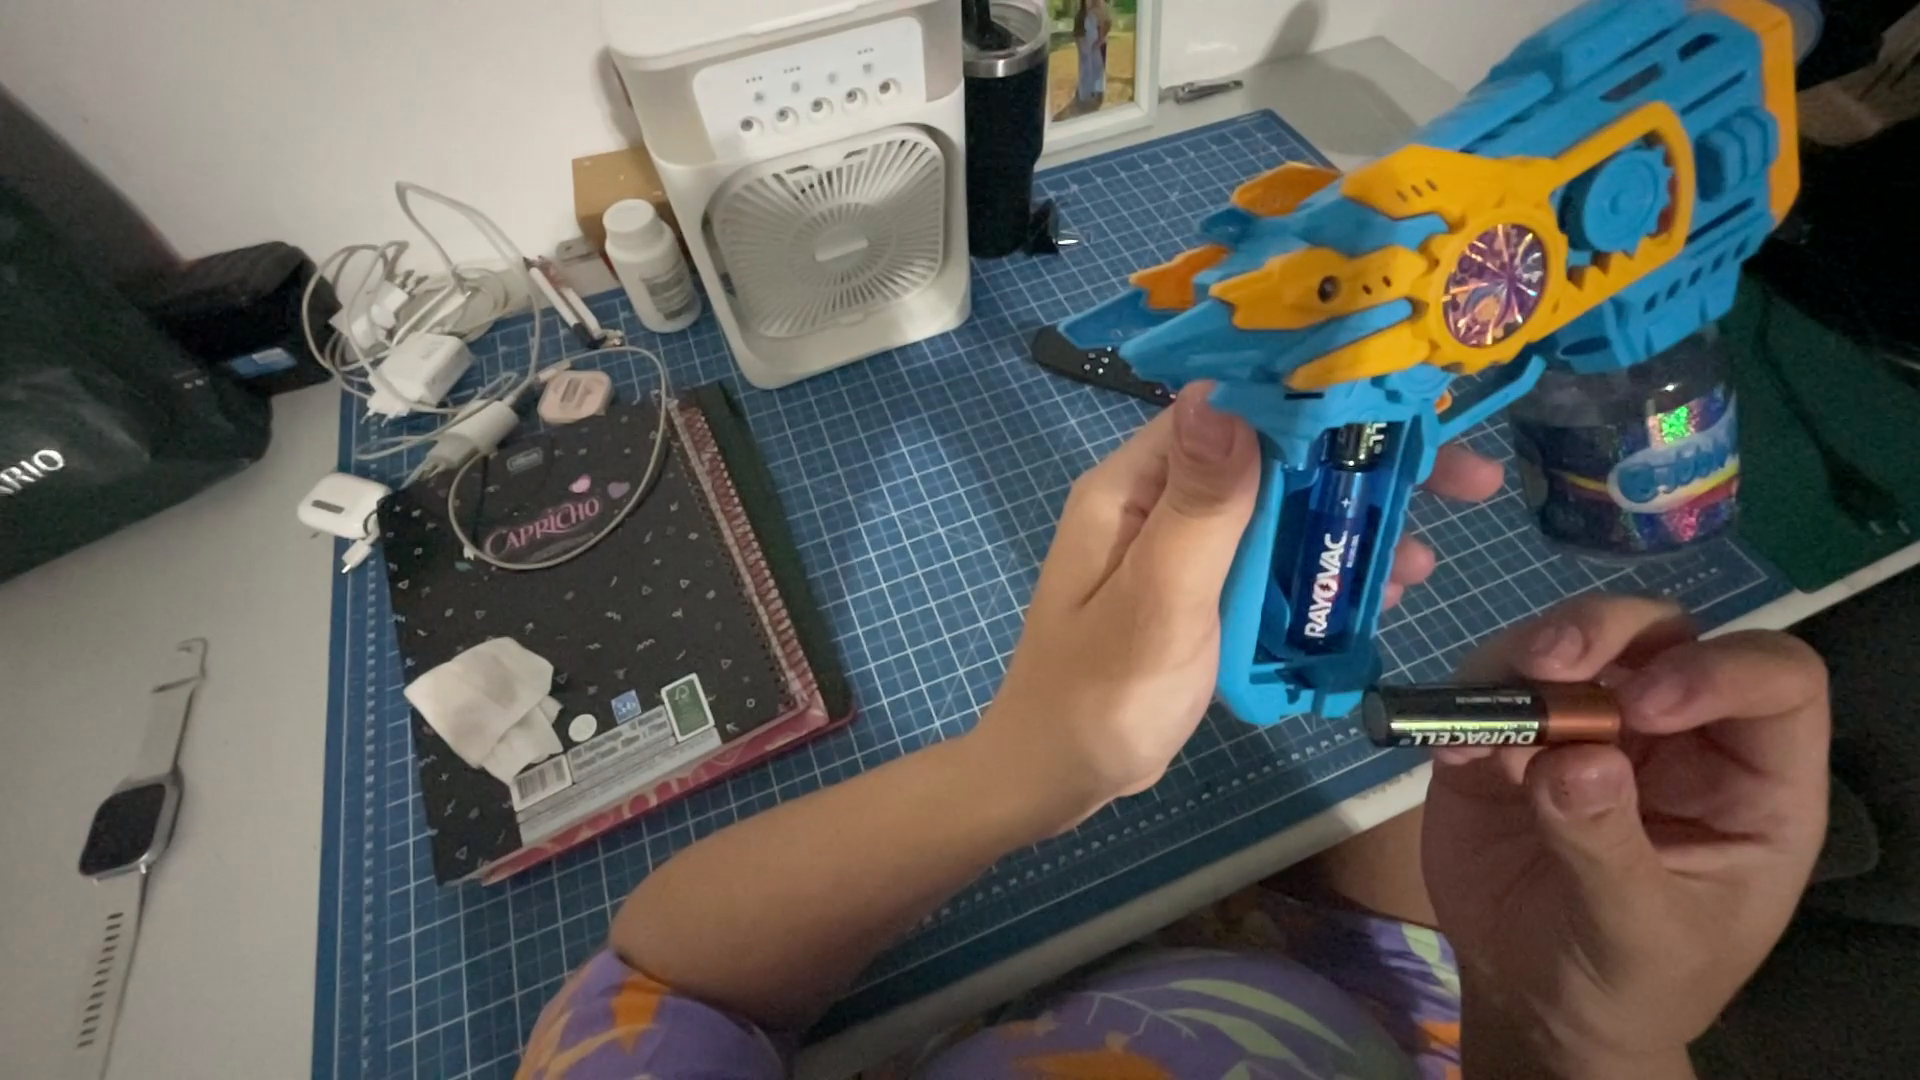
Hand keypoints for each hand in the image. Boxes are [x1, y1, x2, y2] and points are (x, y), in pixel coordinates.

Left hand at [975, 387, 1502, 823]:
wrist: (1059, 774)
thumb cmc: (1099, 694)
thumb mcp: (1155, 597)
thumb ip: (1196, 503)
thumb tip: (1220, 392)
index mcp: (1132, 487)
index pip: (1228, 410)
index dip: (1315, 402)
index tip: (1406, 408)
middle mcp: (1155, 504)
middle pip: (1266, 460)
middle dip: (1355, 471)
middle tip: (1459, 482)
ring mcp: (1177, 551)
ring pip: (1275, 516)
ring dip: (1347, 530)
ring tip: (1422, 562)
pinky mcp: (1196, 594)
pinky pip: (1265, 568)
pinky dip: (1317, 576)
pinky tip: (1377, 597)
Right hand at [1422, 595, 1830, 1077]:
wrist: (1526, 990)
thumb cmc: (1623, 977)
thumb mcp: (1639, 932)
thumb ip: (1609, 847)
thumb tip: (1575, 762)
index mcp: (1740, 779)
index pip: (1768, 683)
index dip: (1718, 672)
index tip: (1642, 707)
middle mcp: (1658, 734)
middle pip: (1652, 634)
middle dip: (1598, 630)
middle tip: (1550, 664)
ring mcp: (1569, 729)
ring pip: (1553, 644)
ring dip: (1516, 655)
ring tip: (1484, 705)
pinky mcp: (1494, 740)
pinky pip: (1475, 693)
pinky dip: (1455, 706)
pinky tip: (1447, 751)